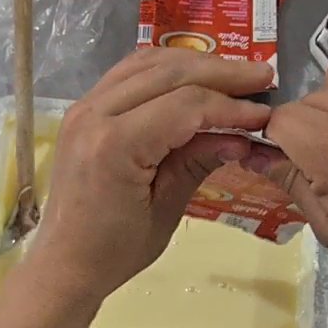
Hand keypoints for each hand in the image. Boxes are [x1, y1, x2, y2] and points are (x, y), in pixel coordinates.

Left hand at [19, 48, 273, 305]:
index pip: (185, 105)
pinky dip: (165, 70)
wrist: (63, 264)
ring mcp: (84, 108)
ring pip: (148, 63)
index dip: (229, 107)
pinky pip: (128, 74)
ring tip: (234, 76)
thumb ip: (197, 164)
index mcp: (114, 146)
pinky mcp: (83, 111)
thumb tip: (241, 136)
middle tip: (262, 79)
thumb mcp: (165, 212)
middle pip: (168, 73)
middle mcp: (94, 115)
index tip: (264, 115)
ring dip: (194, 64)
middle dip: (220, 73)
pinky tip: (193, 78)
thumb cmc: (113, 253)